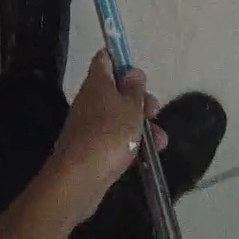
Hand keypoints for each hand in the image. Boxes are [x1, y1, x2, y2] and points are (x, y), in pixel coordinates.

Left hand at [45, 51, 165, 211]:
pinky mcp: (92, 150)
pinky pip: (115, 140)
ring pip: (119, 117)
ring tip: (160, 142)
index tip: (138, 74)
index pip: (105, 58)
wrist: (78, 180)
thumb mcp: (131, 107)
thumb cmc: (108, 135)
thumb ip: (135, 89)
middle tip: (154, 111)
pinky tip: (147, 158)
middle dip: (140, 100)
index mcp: (98, 82)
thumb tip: (132, 71)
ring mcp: (90, 126)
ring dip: (141, 126)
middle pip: (117, 90)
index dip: (122, 60)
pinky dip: (131, 146)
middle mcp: (91, 100)